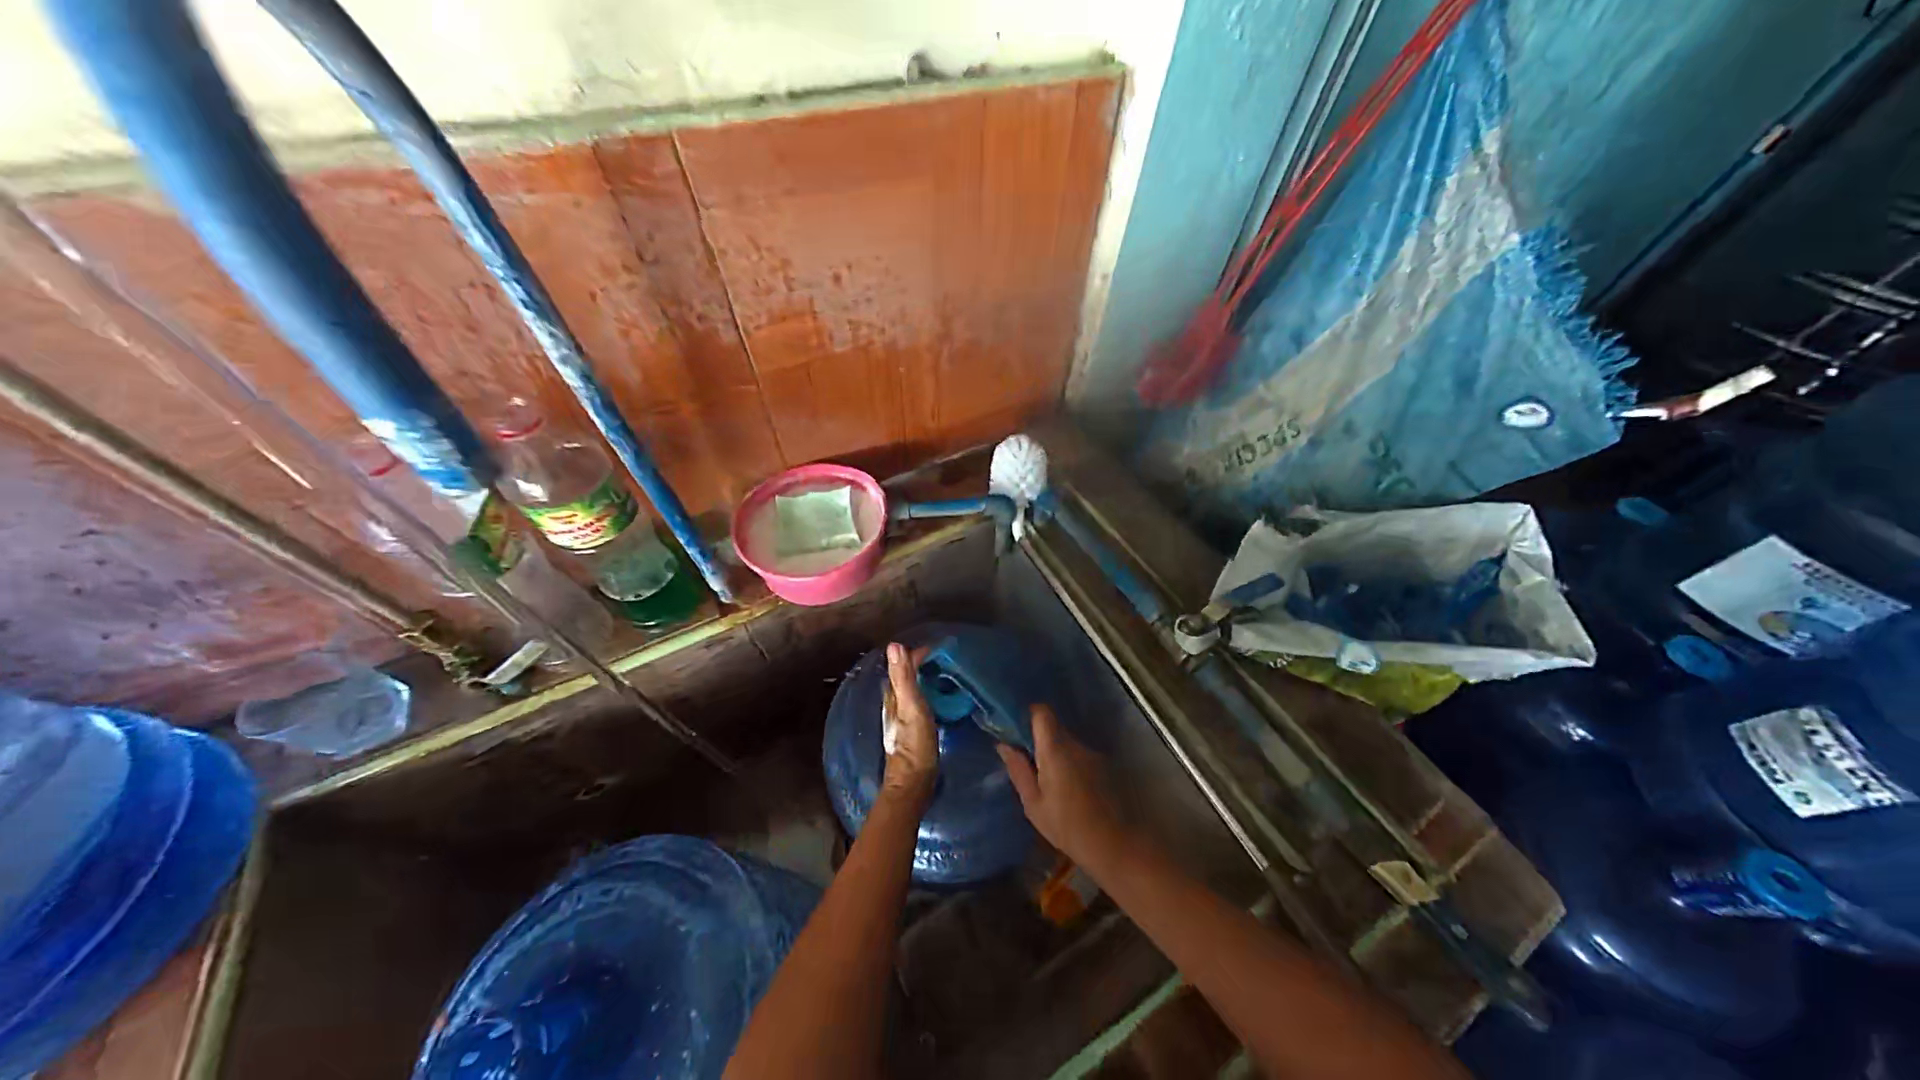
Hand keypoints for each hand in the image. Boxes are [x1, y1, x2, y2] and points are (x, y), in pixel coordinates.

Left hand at [880, 643, 937, 809]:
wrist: (914, 783)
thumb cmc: (914, 744)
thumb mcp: (911, 707)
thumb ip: (903, 678)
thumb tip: (894, 645)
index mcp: (893, 696)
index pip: (903, 665)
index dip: (919, 653)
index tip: (941, 647)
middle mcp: (895, 704)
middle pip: (907, 676)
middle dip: (924, 663)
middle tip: (948, 658)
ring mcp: (904, 717)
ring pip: (914, 689)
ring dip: (927, 679)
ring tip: (948, 674)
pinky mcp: (914, 729)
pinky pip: (921, 702)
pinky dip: (931, 694)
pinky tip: (943, 698)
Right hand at [996, 705, 1129, 871]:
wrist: (1114, 844)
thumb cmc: (1066, 826)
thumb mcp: (1033, 803)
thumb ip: (1018, 769)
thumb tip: (1004, 745)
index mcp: (1055, 749)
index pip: (1042, 712)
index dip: (1028, 714)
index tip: (1016, 730)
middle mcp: (1076, 745)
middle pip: (1054, 728)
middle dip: (1040, 740)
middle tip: (1028, 763)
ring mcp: (1093, 754)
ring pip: (1068, 744)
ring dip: (1056, 755)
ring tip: (1049, 784)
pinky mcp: (1105, 766)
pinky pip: (1081, 756)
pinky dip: (1071, 766)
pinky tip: (1069, 791)